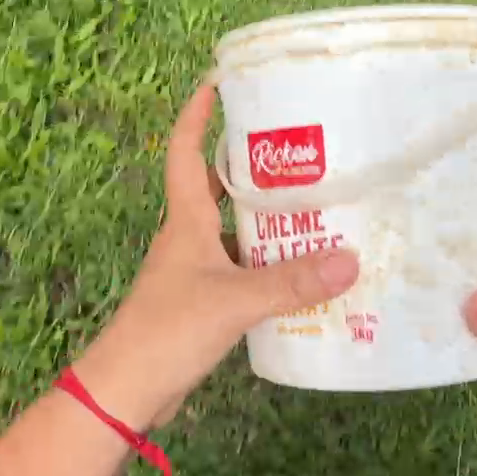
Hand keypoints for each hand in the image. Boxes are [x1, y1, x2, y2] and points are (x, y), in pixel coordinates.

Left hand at [73, 84, 358, 427]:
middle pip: (217, 186)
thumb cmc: (168, 329)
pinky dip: (269, 261)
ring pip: (234, 229)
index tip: (217, 83)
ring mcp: (195, 270)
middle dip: (250, 163)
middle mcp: (189, 236)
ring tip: (315, 204)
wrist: (126, 392)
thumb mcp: (234, 300)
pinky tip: (302, 268)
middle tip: (297, 147)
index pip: (185, 152)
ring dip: (267, 217)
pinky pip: (243, 267)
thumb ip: (291, 282)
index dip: (196, 115)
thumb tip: (351, 260)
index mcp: (186, 220)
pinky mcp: (204, 301)